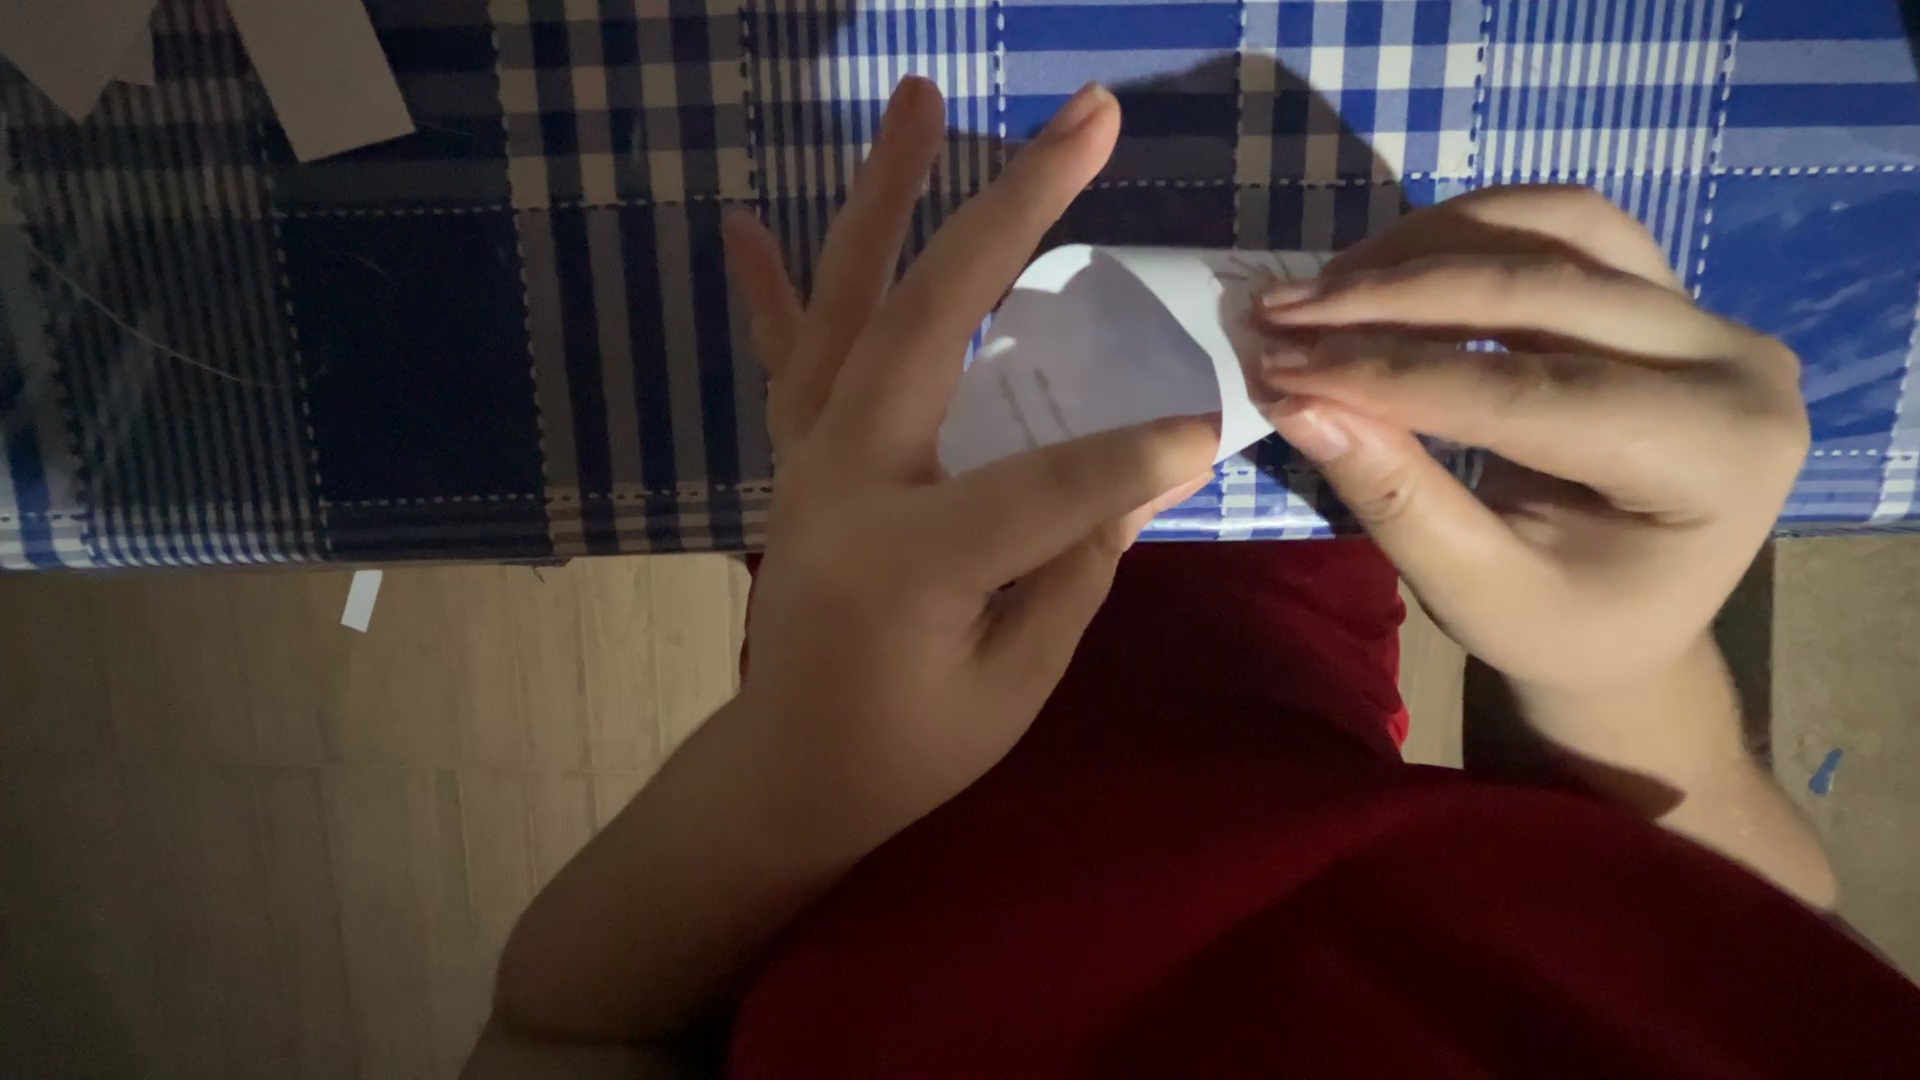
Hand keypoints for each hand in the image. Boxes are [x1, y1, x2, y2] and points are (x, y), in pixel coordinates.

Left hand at [723, 78, 1215, 825]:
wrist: (793, 767)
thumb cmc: (911, 745)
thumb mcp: (1018, 676)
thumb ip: (1079, 558)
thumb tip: (1154, 457)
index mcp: (910, 558)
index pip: (1049, 480)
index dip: (1138, 453)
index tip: (1208, 422)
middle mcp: (844, 483)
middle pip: (931, 320)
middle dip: (1015, 212)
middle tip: (1086, 119)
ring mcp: (807, 461)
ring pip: (846, 308)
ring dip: (885, 198)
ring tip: (918, 98)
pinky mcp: (795, 461)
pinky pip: (787, 361)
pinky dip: (774, 289)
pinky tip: (748, 222)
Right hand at [1248, 186, 1808, 696]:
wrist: (1627, 622)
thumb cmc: (1554, 626)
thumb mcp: (1466, 586)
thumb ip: (1391, 494)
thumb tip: (1295, 404)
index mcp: (1707, 454)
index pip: (1517, 391)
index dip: (1382, 375)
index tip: (1275, 367)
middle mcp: (1728, 360)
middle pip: (1538, 285)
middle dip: (1387, 296)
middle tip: (1279, 311)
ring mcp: (1701, 315)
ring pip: (1555, 227)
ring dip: (1422, 248)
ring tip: (1321, 289)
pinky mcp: (1659, 298)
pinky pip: (1560, 227)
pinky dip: (1461, 235)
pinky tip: (1385, 270)